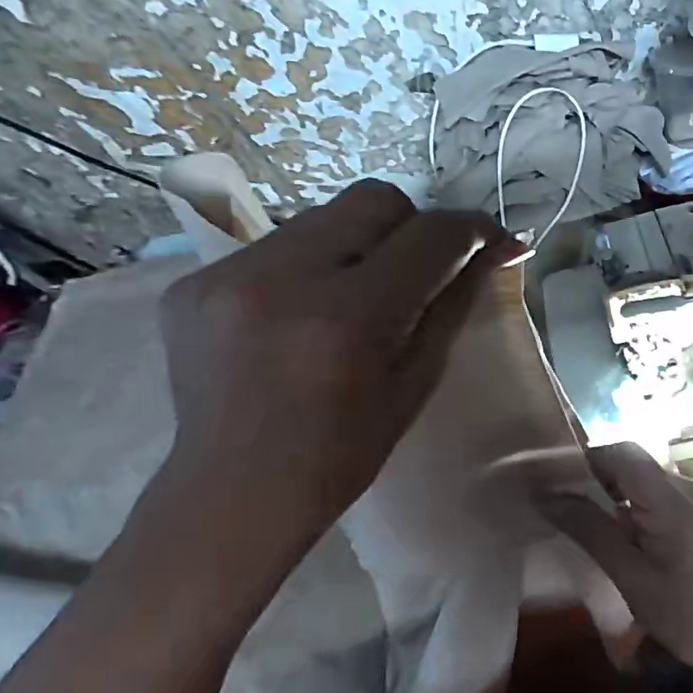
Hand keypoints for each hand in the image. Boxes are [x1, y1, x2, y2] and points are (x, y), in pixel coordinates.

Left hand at [154, 180, 522, 539]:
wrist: (233, 492)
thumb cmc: (341, 453)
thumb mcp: (416, 379)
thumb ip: (455, 301)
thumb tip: (498, 247)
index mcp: (349, 318)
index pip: (431, 236)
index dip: (473, 230)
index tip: (492, 243)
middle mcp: (284, 278)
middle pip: (376, 200)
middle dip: (412, 228)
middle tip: (416, 273)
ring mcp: (229, 274)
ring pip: (325, 215)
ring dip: (356, 244)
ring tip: (350, 298)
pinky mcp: (194, 280)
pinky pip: (277, 244)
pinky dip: (306, 266)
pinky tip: (299, 314)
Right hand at [536, 443, 692, 674]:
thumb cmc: (686, 613)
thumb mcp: (631, 577)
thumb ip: (591, 531)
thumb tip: (547, 498)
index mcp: (670, 498)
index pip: (620, 453)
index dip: (583, 459)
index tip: (551, 481)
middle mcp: (680, 485)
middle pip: (627, 457)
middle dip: (589, 471)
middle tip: (558, 497)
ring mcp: (685, 494)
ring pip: (634, 470)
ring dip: (603, 483)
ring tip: (573, 508)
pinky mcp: (684, 506)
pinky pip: (644, 487)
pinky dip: (618, 495)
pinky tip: (603, 521)